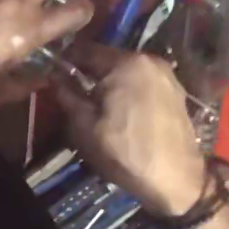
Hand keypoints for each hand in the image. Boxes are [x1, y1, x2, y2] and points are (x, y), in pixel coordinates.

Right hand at [54, 46, 208, 215]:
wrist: (175, 179)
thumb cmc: (124, 152)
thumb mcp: (84, 126)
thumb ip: (67, 94)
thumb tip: (54, 75)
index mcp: (125, 63)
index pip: (84, 49)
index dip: (65, 60)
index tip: (52, 73)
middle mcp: (148, 60)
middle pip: (108, 59)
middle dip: (89, 72)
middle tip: (73, 93)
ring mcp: (166, 74)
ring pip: (126, 71)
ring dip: (110, 82)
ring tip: (97, 105)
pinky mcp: (176, 91)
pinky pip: (143, 82)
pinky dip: (128, 90)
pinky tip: (121, 111)